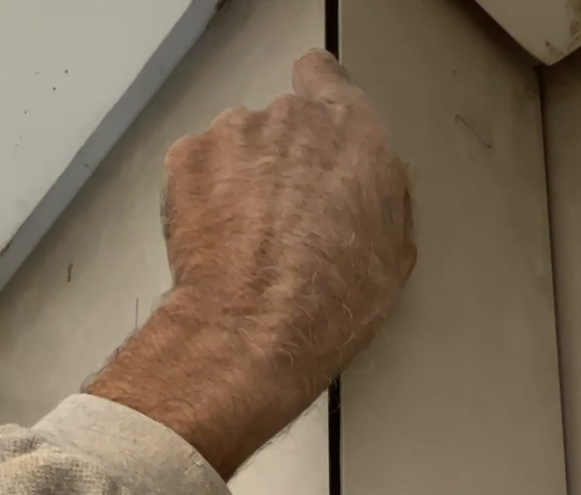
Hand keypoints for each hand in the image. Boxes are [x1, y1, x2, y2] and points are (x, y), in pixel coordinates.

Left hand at [87, 50, 415, 476]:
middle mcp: (292, 117)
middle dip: (284, 160)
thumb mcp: (394, 257)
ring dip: (243, 179)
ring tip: (251, 241)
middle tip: (289, 219)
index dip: (317, 106)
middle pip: (283, 123)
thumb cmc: (332, 302)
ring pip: (239, 146)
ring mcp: (233, 134)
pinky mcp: (186, 159)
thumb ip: (387, 196)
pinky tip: (222, 243)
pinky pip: (200, 168)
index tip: (316, 141)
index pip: (325, 78)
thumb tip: (381, 181)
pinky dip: (206, 197)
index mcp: (352, 131)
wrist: (257, 330)